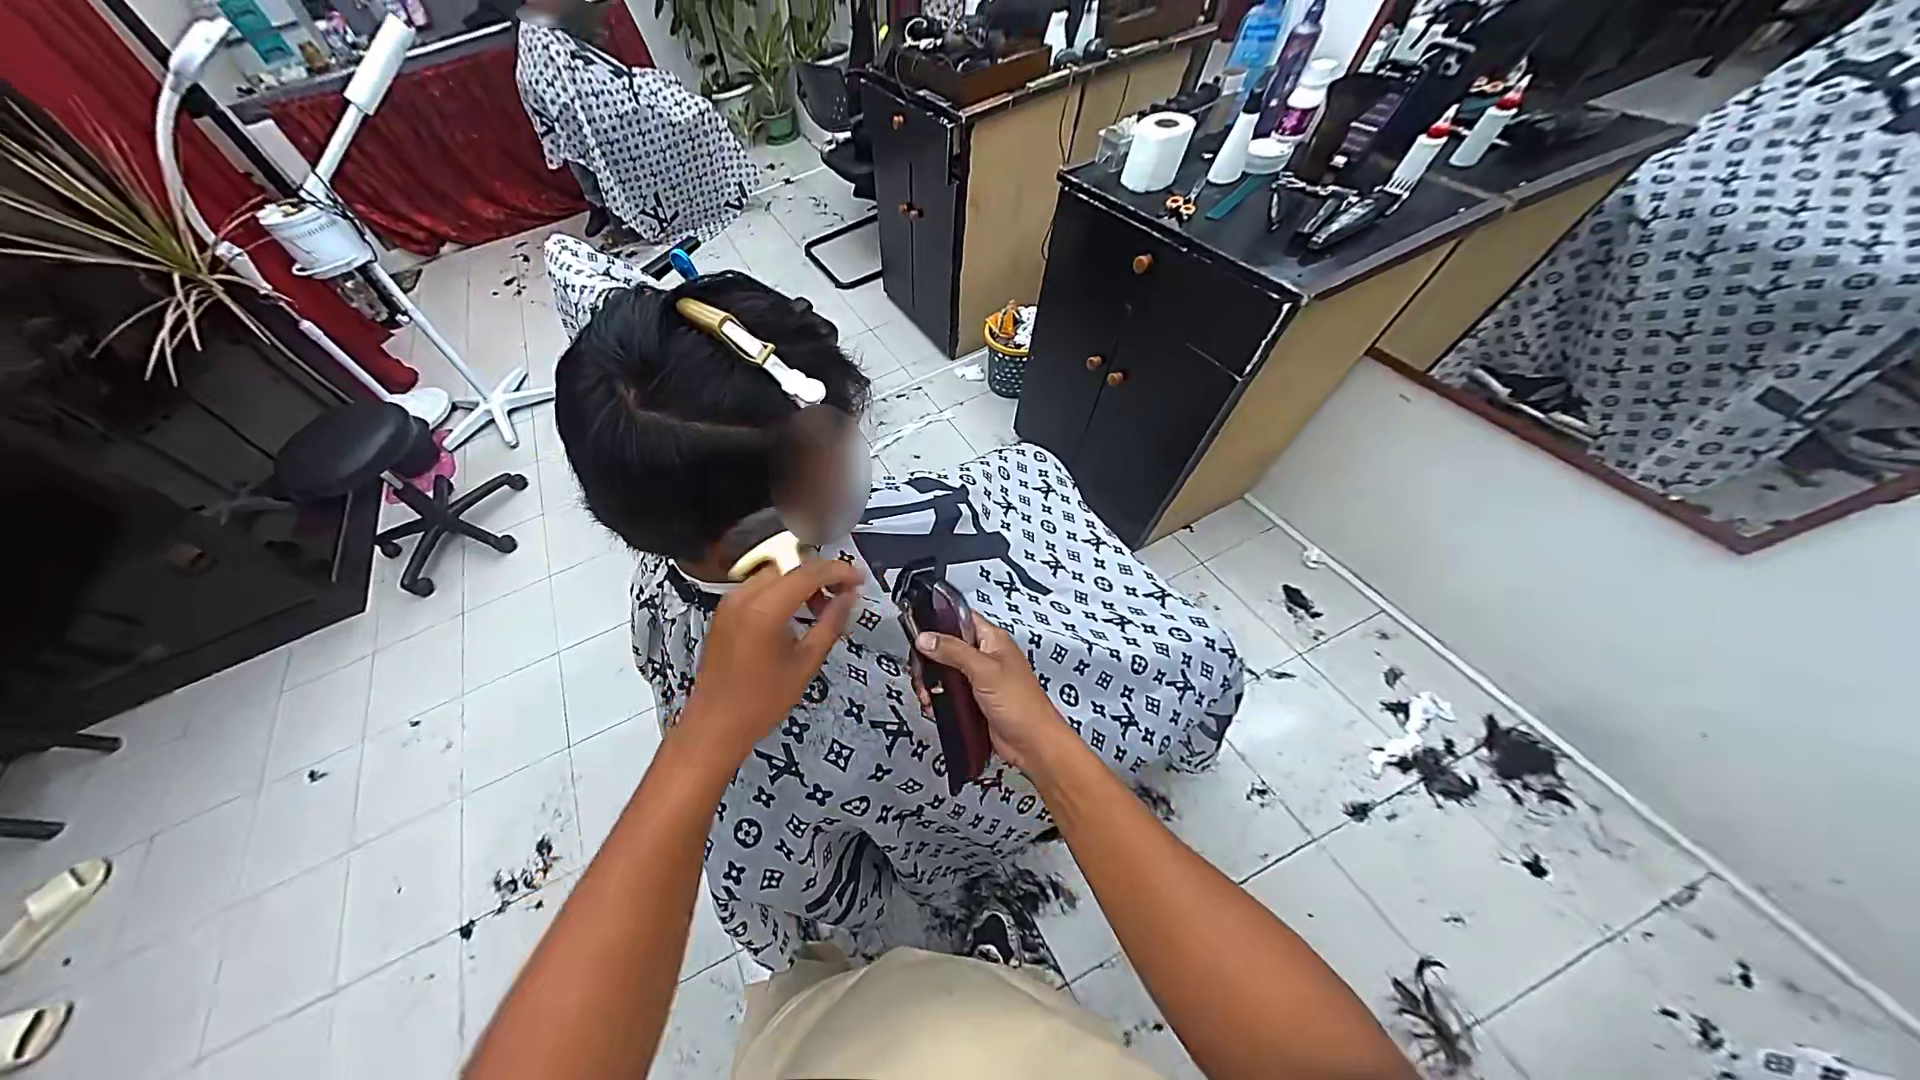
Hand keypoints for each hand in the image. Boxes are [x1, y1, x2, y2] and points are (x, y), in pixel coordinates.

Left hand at [674, 558, 862, 772]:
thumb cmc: (759, 703)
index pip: (808, 572)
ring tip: (823, 605)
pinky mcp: (725, 612)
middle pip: (791, 566)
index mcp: (764, 610)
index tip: (858, 579)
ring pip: (776, 573)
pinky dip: (783, 590)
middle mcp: (742, 598)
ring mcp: (730, 603)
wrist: (715, 726)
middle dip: (821, 574)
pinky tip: (799, 611)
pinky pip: (760, 586)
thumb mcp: (806, 663)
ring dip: (802, 581)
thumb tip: (848, 597)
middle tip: (844, 592)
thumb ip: (831, 623)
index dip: (839, 571)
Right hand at [912, 613, 1077, 775]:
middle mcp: (986, 655)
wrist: (1032, 745)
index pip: (960, 617)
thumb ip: (954, 651)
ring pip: (945, 669)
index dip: (939, 620)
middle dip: (930, 657)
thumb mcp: (984, 671)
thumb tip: (927, 638)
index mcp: (993, 639)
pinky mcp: (974, 698)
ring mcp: (979, 677)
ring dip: (931, 679)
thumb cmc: (1024, 706)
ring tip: (927, 690)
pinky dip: (938, 695)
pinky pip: (949, 690)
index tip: (921, 633)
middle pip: (947, 644)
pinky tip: (934, 702)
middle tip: (921, 669)